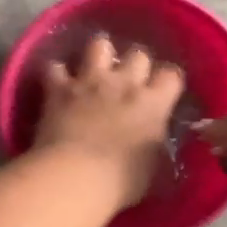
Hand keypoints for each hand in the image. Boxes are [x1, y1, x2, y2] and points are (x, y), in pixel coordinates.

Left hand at [34, 34, 184, 203]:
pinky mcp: (59, 88)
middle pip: (137, 54)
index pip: (171, 76)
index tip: (164, 89)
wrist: (76, 176)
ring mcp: (90, 81)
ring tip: (95, 66)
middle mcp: (124, 83)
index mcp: (154, 103)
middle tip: (128, 79)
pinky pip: (54, 67)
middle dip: (135, 63)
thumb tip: (151, 134)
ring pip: (99, 46)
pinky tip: (56, 81)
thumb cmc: (122, 181)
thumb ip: (154, 140)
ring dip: (98, 54)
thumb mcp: (154, 164)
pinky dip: (55, 73)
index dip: (168, 80)